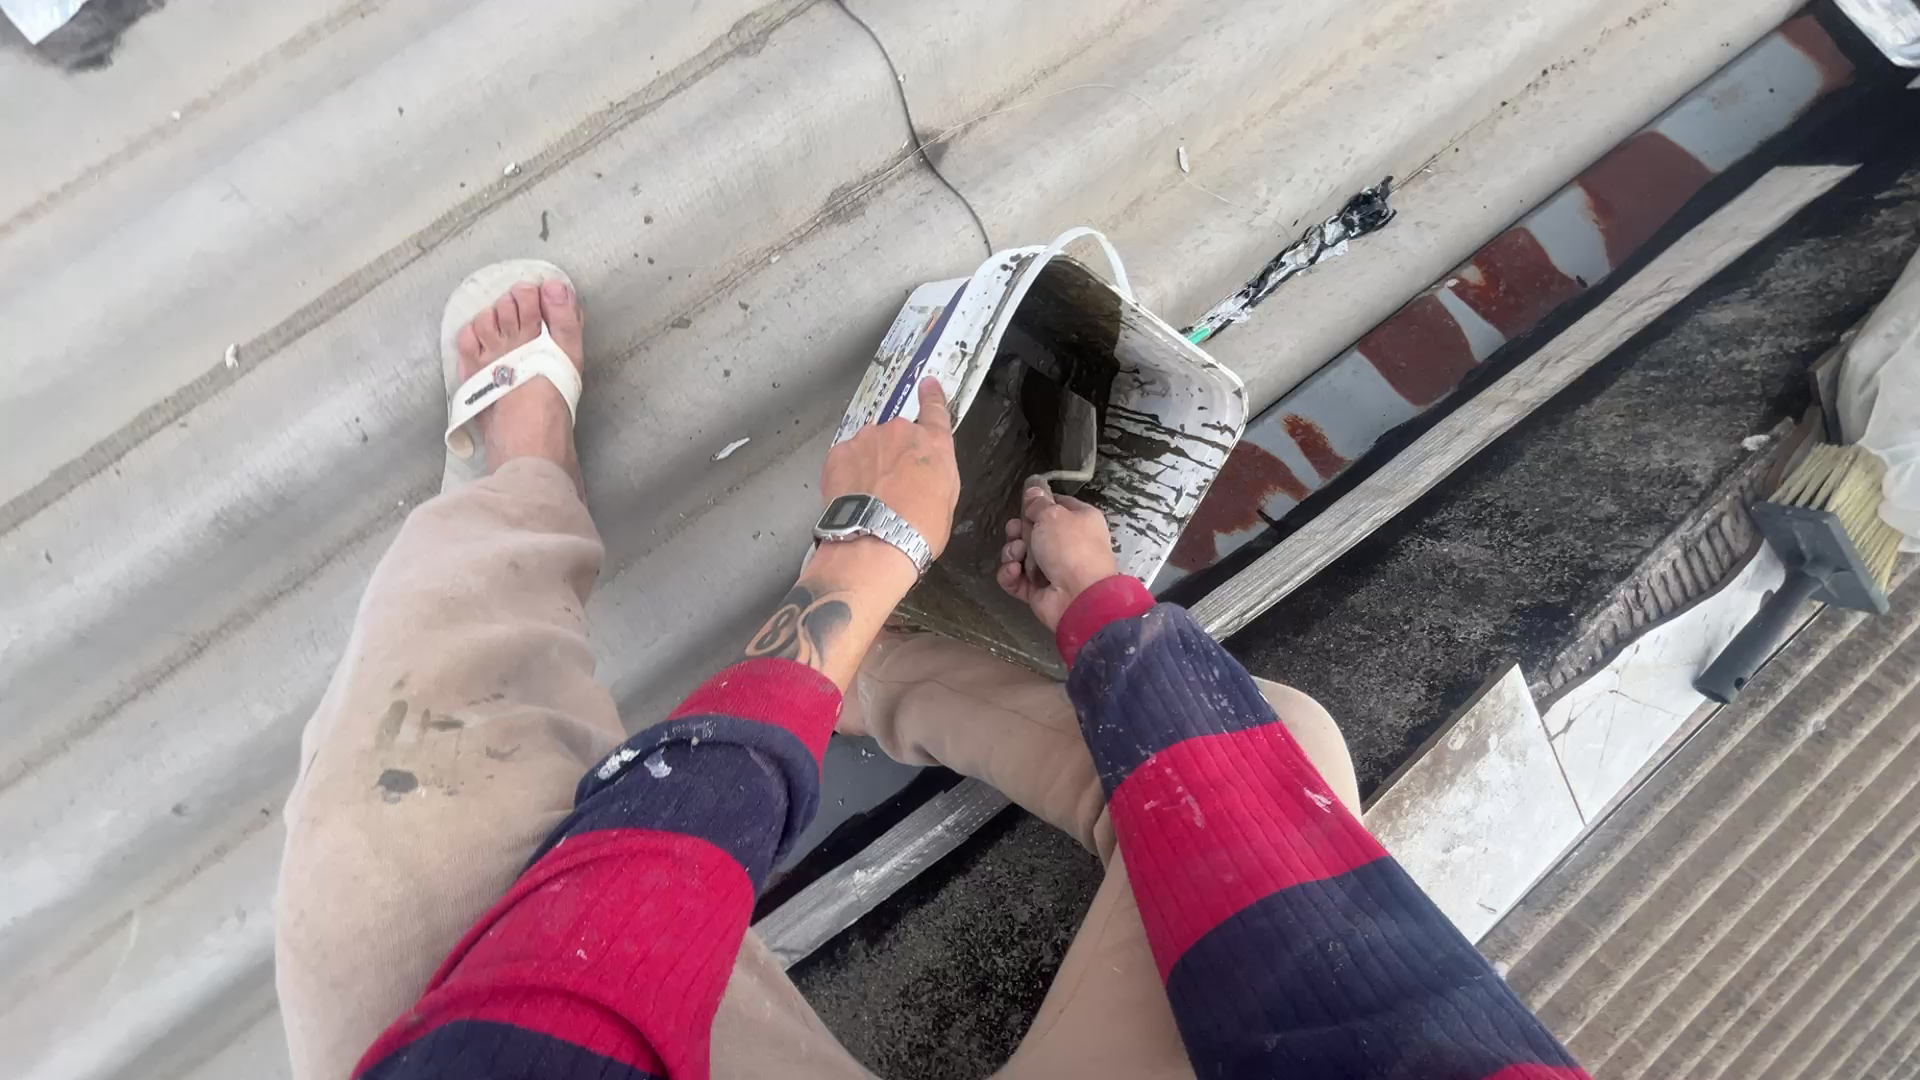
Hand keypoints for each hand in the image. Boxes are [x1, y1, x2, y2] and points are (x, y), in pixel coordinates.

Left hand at [818, 377, 960, 583]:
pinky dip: (848, 473)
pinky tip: (853, 497)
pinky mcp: (839, 453)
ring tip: (871, 498)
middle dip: (894, 455)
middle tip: (893, 488)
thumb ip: (937, 473)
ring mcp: (867, 439)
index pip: (935, 410)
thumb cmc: (918, 529)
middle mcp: (901, 432)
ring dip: (870, 464)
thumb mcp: (947, 501)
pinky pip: (846, 459)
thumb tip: (924, 471)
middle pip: (897, 436)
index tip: (928, 383)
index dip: (932, 396)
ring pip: (869, 447)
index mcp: (933, 444)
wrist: (877, 541)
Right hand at [996, 478, 1118, 630]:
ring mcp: (1052, 569)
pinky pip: (1016, 578)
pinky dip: (1010, 574)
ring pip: (1021, 555)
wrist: (1078, 596)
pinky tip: (1013, 571)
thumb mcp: (1052, 515)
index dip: (1039, 504)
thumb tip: (1033, 490)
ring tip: (1017, 555)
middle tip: (1014, 531)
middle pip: (1034, 531)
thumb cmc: (1070, 547)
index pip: (1057, 505)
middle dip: (1018, 531)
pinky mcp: (1038, 590)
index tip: (1024, 504)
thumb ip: (1038, 503)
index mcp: (1080, 521)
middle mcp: (1068, 544)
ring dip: (1012, 552)